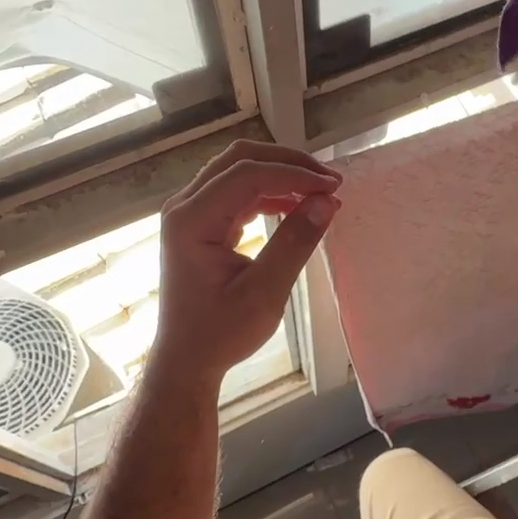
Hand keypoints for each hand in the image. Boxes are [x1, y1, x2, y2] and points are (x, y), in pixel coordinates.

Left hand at [152, 140, 340, 387]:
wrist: (187, 359)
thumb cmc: (221, 333)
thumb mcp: (264, 292)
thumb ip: (294, 243)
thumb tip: (327, 202)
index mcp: (191, 220)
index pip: (247, 175)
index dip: (293, 175)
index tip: (332, 188)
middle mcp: (184, 207)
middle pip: (239, 159)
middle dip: (287, 164)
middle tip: (329, 181)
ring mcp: (190, 214)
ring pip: (237, 171)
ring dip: (280, 175)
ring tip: (318, 192)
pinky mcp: (200, 224)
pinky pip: (236, 192)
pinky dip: (269, 192)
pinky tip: (295, 206)